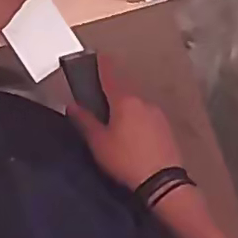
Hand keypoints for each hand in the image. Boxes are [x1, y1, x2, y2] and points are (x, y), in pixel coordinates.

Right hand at [67, 60, 183, 192]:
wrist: (163, 182)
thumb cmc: (126, 160)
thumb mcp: (99, 142)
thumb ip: (85, 121)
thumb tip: (72, 106)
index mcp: (124, 100)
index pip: (110, 76)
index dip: (102, 65)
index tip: (98, 55)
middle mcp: (142, 101)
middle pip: (123, 91)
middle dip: (112, 93)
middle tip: (99, 102)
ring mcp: (156, 114)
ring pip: (136, 105)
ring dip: (125, 109)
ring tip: (115, 126)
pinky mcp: (165, 127)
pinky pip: (146, 116)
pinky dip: (136, 119)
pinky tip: (132, 136)